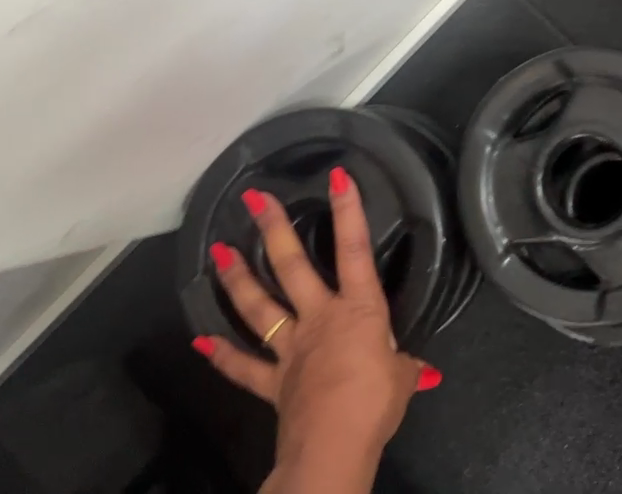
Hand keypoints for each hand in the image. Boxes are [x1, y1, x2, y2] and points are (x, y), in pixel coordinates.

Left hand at [195, 167, 439, 493]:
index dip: (348, 211)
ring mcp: (291, 348)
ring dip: (237, 278)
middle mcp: (320, 318)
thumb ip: (406, 367)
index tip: (338, 176)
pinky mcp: (272, 382)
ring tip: (218, 250)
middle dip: (274, 230)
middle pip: (293, 266)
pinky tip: (200, 339)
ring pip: (260, 306)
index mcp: (360, 310)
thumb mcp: (404, 379)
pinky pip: (243, 366)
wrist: (335, 446)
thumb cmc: (376, 402)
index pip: (355, 250)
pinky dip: (220, 355)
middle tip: (255, 200)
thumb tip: (421, 372)